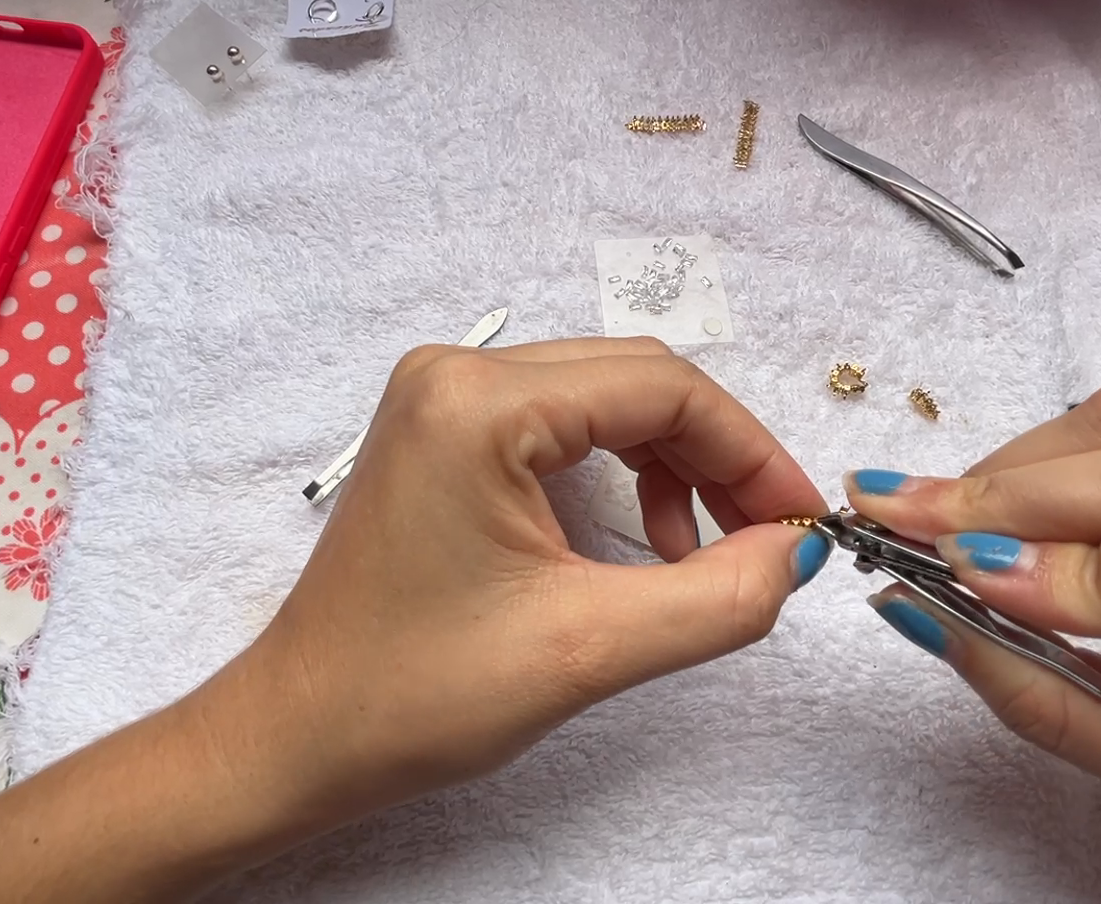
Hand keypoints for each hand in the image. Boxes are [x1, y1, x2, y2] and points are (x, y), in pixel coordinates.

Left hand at [222, 336, 829, 826]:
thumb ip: (719, 597)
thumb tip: (796, 549)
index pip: (659, 388)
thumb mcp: (587, 650)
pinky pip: (561, 422)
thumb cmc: (417, 696)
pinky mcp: (445, 426)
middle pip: (633, 382)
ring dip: (669, 461)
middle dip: (714, 454)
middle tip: (766, 534)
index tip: (800, 520)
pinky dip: (617, 467)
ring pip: (602, 398)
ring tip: (694, 546)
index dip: (748, 449)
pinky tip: (638, 532)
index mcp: (480, 401)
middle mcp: (459, 370)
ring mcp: (445, 393)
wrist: (300, 730)